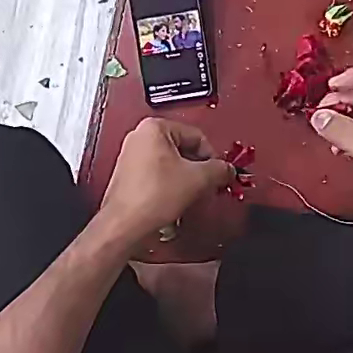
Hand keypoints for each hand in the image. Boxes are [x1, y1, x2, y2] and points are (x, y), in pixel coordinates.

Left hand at [97, 117, 235, 246]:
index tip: (218, 173)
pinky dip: (171, 184)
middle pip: (183, 149)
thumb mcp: (198, 179)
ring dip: (186, 178)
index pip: (196, 136)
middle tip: (208, 185)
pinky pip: (159, 173)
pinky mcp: (129, 174)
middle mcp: (140, 136)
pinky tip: (176, 200)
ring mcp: (132, 155)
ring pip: (172, 163)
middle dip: (199, 169)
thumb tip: (227, 169)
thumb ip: (218, 169)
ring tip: (192, 195)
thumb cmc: (153, 196)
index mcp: (155, 127)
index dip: (211, 157)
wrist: (125, 224)